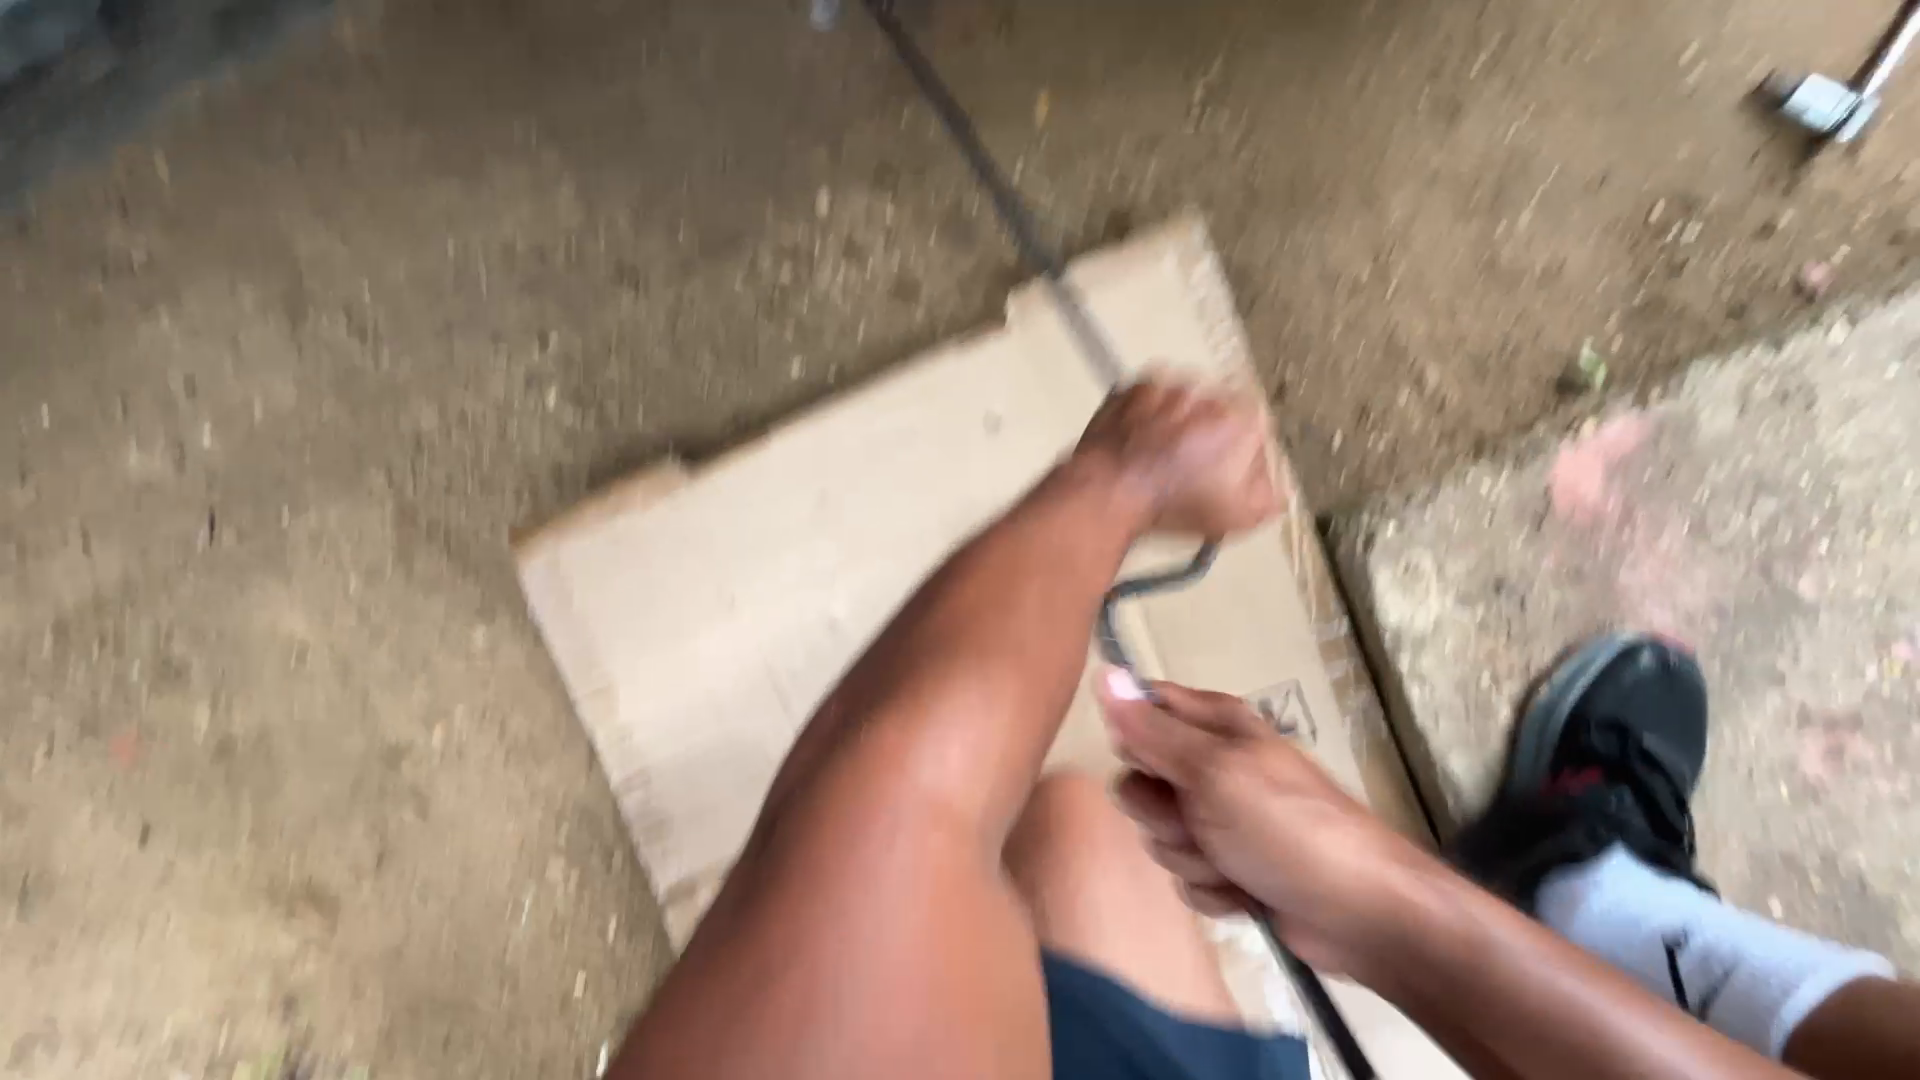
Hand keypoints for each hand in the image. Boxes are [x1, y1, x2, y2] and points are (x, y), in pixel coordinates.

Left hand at [1074, 377, 1281, 537]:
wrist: (1109, 489)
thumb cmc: (1175, 504)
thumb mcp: (1237, 517)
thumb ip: (1268, 498)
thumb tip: (1275, 489)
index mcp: (1244, 417)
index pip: (1255, 433)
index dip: (1240, 460)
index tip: (1222, 479)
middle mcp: (1210, 390)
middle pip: (1217, 415)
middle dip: (1205, 439)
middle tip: (1185, 471)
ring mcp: (1168, 384)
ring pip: (1180, 405)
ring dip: (1174, 424)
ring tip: (1157, 458)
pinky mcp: (1131, 386)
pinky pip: (1146, 400)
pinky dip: (1144, 417)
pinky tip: (1136, 443)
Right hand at [1096, 669, 1441, 982]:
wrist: (1361, 914)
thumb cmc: (1286, 827)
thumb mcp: (1211, 771)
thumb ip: (1151, 729)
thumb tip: (1103, 672)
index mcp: (1212, 724)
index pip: (1141, 712)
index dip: (1135, 743)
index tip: (1155, 769)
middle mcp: (1212, 764)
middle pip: (1140, 782)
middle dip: (1163, 816)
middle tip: (1200, 823)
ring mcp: (1221, 818)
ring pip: (1159, 834)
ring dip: (1191, 858)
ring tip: (1233, 863)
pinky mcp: (1229, 865)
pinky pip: (1185, 874)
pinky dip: (1212, 888)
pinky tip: (1244, 891)